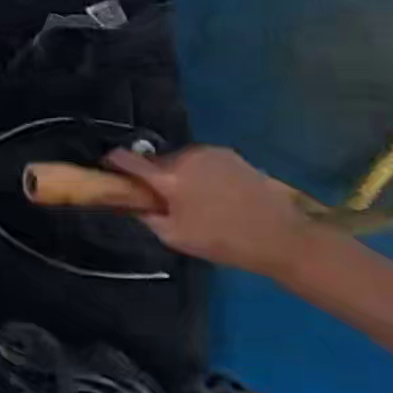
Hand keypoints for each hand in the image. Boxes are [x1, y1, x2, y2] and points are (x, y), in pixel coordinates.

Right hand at [103, 145, 321, 276]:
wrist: (282, 235)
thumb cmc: (223, 240)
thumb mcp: (176, 237)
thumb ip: (146, 217)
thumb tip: (130, 203)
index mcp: (168, 177)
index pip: (126, 159)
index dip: (113, 164)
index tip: (110, 172)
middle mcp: (184, 156)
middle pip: (155, 160)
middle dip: (152, 175)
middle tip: (161, 198)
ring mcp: (208, 152)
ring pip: (178, 158)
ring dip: (177, 173)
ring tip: (191, 197)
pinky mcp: (228, 153)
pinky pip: (200, 159)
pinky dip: (198, 171)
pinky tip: (213, 192)